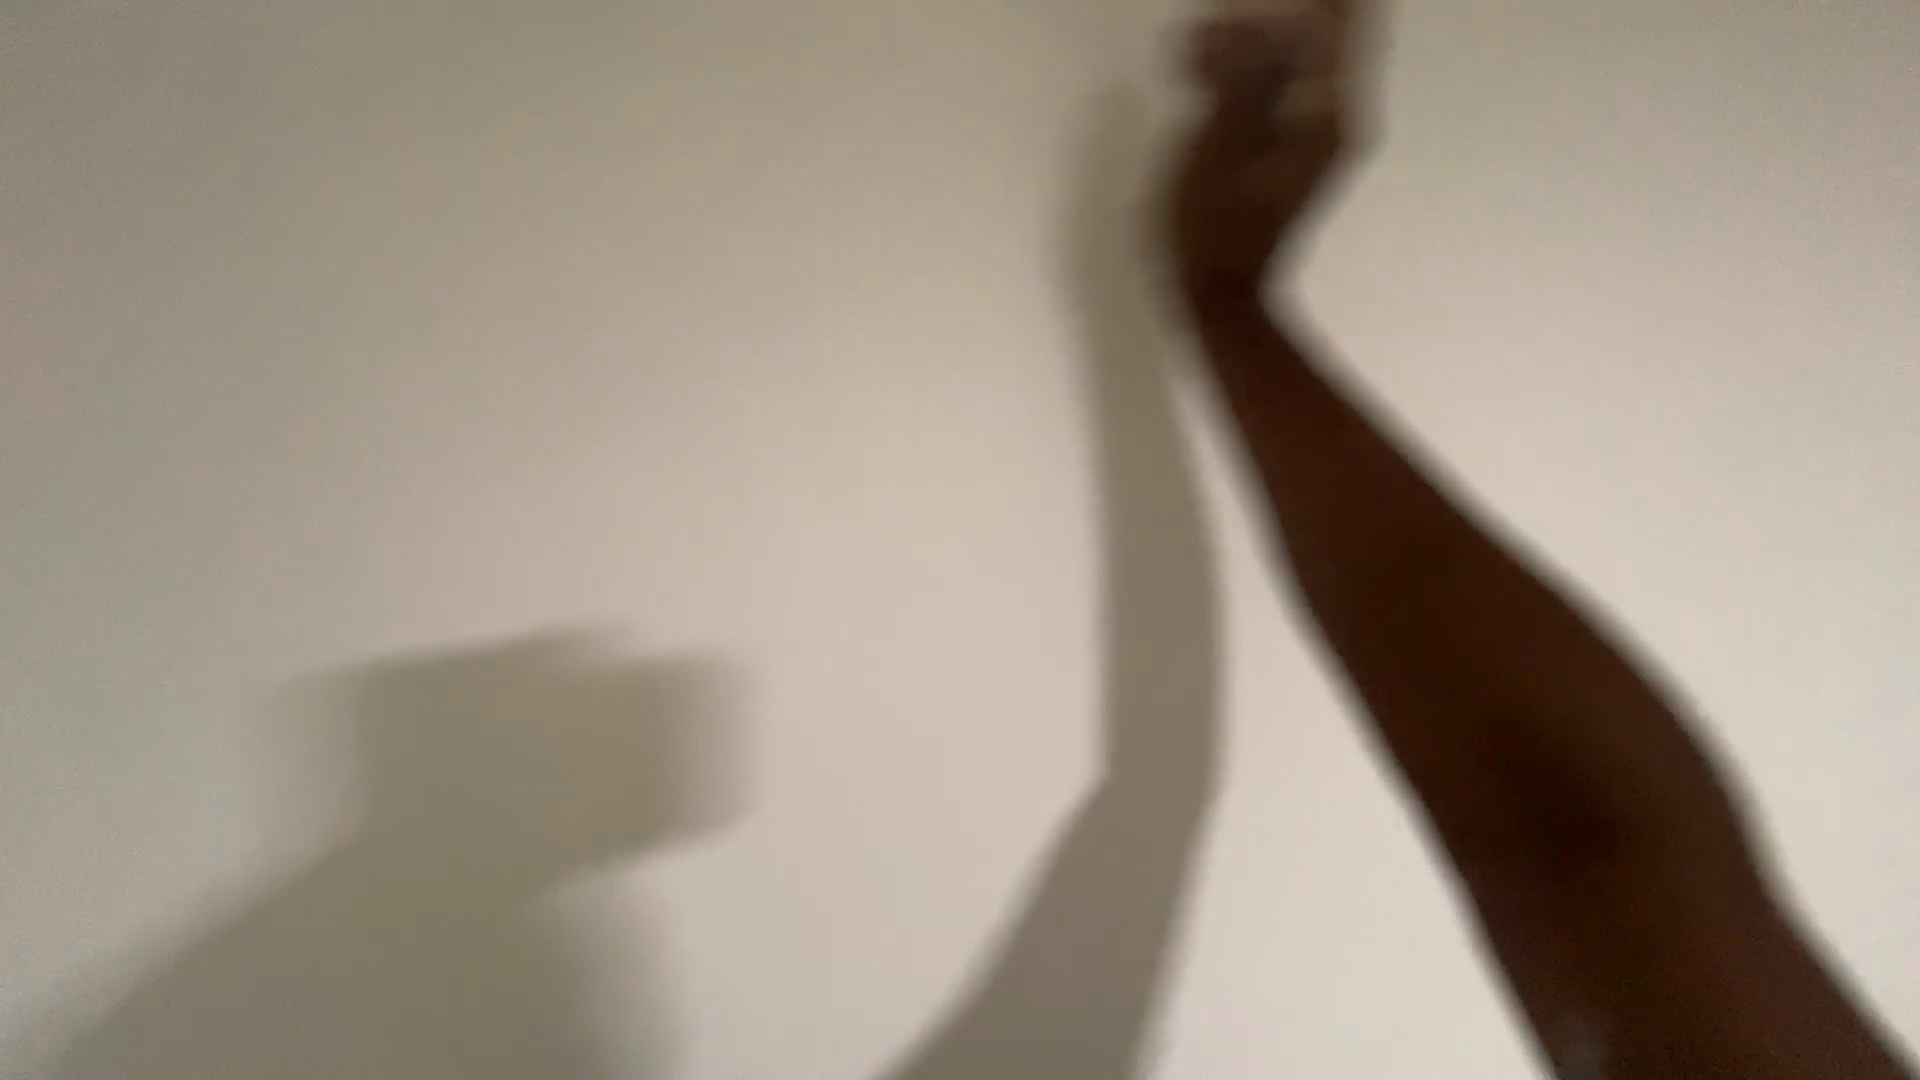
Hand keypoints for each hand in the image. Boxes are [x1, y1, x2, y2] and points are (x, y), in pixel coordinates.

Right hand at [1169, 0, 1373, 316]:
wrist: (1220, 295)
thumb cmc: (1212, 232)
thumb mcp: (1219, 148)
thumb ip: (1244, 76)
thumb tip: (1252, 21)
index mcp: (1328, 114)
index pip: (1340, 15)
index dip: (1297, 1)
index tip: (1241, 8)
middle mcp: (1337, 117)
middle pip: (1315, 32)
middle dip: (1258, 20)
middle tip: (1205, 36)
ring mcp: (1317, 136)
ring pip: (1292, 60)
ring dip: (1244, 46)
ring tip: (1191, 55)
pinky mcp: (1293, 150)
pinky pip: (1278, 91)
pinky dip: (1243, 78)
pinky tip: (1200, 79)